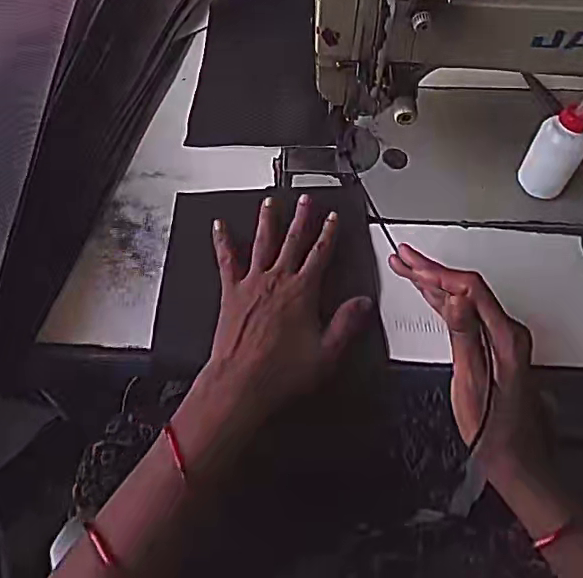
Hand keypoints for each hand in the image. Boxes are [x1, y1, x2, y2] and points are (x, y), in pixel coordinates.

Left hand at [192, 195, 372, 435]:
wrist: (240, 383)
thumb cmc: (279, 372)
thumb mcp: (326, 353)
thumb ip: (347, 324)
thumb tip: (362, 303)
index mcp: (302, 292)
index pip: (320, 254)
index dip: (328, 234)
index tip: (331, 219)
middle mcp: (277, 280)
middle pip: (293, 240)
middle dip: (301, 217)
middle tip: (305, 200)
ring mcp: (252, 282)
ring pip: (262, 242)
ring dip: (268, 220)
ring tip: (270, 202)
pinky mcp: (231, 291)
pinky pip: (226, 259)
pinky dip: (222, 241)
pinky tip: (219, 226)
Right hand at [387, 243, 551, 488]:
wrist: (517, 461)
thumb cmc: (496, 430)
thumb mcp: (473, 382)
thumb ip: (464, 336)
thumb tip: (455, 298)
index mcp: (506, 336)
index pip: (470, 288)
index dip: (439, 273)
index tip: (414, 264)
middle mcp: (507, 331)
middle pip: (466, 287)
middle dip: (431, 270)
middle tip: (404, 256)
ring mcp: (501, 337)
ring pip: (463, 297)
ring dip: (434, 281)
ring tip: (407, 266)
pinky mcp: (492, 344)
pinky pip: (465, 311)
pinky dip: (443, 299)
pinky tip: (428, 292)